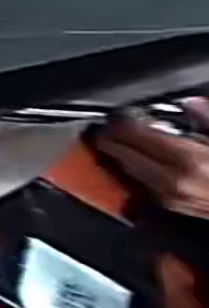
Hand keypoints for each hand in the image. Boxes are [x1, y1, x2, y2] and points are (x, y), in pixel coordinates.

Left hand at [93, 98, 208, 219]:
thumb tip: (192, 102)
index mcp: (190, 160)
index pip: (131, 132)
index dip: (126, 119)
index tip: (130, 113)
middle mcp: (172, 179)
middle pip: (114, 147)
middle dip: (114, 133)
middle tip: (123, 124)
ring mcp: (168, 195)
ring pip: (120, 163)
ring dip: (121, 149)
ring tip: (133, 139)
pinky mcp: (171, 205)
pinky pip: (137, 179)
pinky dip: (136, 165)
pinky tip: (149, 158)